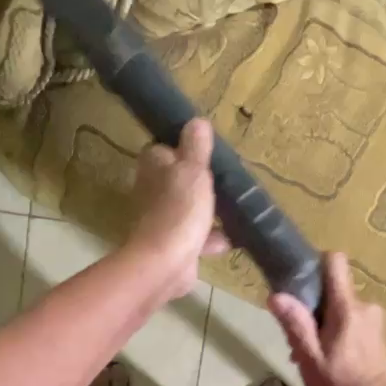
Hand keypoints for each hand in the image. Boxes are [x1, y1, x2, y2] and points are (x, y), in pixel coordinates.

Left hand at [124, 119, 228, 300]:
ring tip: (232, 206)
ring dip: (206, 210)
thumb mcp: (193, 170)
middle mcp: (152, 192)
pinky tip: (232, 238)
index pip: (163, 150)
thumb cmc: (179, 210)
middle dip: (197, 181)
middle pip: (176, 180)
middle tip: (223, 179)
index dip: (181, 148)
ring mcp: (162, 222)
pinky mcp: (173, 248)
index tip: (204, 152)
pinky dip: (211, 239)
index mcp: (153, 168)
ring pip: (187, 209)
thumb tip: (195, 122)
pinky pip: (196, 238)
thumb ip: (196, 147)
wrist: (166, 264)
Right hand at [267, 252, 385, 385]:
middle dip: (315, 308)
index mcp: (348, 308)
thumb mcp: (310, 359)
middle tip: (301, 339)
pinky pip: (352, 320)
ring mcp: (375, 319)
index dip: (316, 267)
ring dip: (325, 324)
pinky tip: (330, 357)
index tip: (301, 286)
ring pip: (342, 307)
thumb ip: (295, 325)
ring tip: (314, 354)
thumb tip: (276, 296)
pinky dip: (338, 332)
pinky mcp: (378, 332)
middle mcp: (365, 305)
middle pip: (334, 289)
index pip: (335, 262)